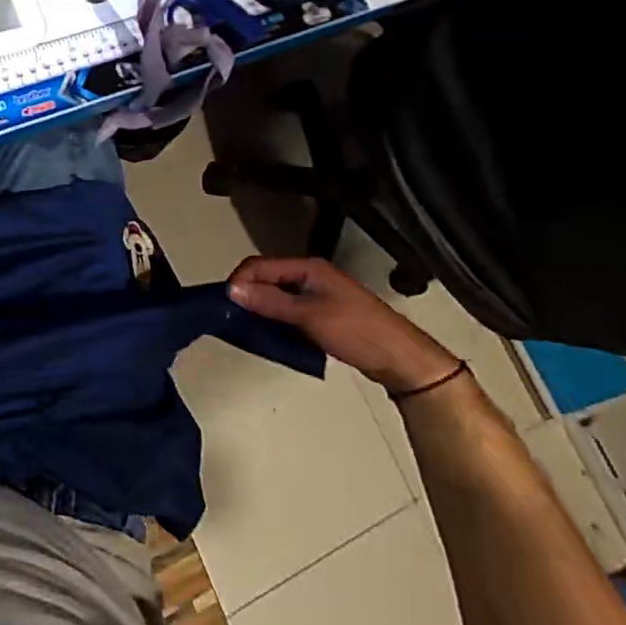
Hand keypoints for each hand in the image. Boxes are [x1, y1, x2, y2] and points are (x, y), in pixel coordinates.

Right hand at [227, 256, 458, 394]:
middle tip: (234, 318)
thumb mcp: (308, 315)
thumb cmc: (355, 331)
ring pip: (276, 297)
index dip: (240, 281)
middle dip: (248, 295)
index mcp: (308, 267)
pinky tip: (272, 337)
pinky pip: (289, 312)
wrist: (400, 359)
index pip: (259, 265)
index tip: (225, 304)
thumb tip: (231, 289)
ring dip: (262, 310)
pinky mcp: (322, 315)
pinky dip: (276, 321)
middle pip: (266, 279)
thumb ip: (269, 301)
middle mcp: (310, 276)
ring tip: (249, 329)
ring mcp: (317, 296)